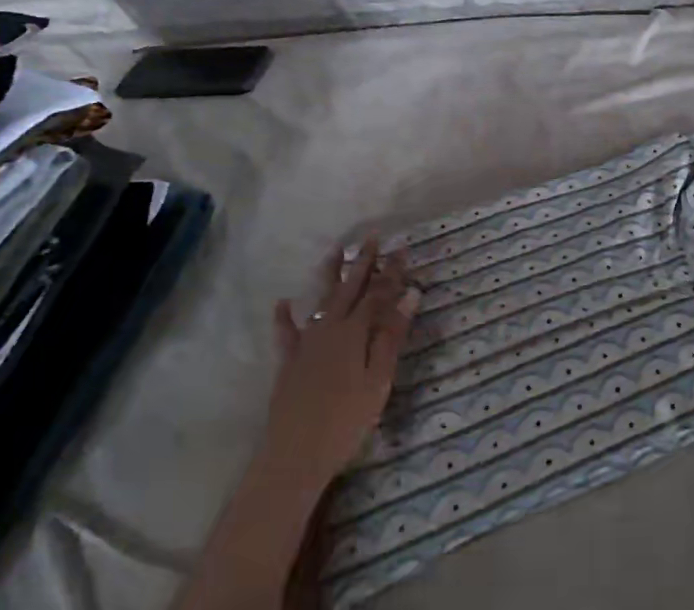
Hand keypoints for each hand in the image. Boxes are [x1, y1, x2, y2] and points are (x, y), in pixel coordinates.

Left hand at [263, 242, 420, 490]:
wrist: (294, 455)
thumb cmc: (346, 421)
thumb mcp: (379, 380)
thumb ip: (391, 335)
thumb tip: (410, 295)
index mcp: (355, 332)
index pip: (379, 293)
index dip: (392, 271)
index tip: (402, 249)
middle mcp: (330, 329)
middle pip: (349, 288)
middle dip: (363, 262)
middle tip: (372, 237)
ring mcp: (306, 344)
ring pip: (320, 300)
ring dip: (329, 274)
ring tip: (335, 250)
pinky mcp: (288, 362)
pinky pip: (286, 332)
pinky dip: (285, 317)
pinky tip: (283, 303)